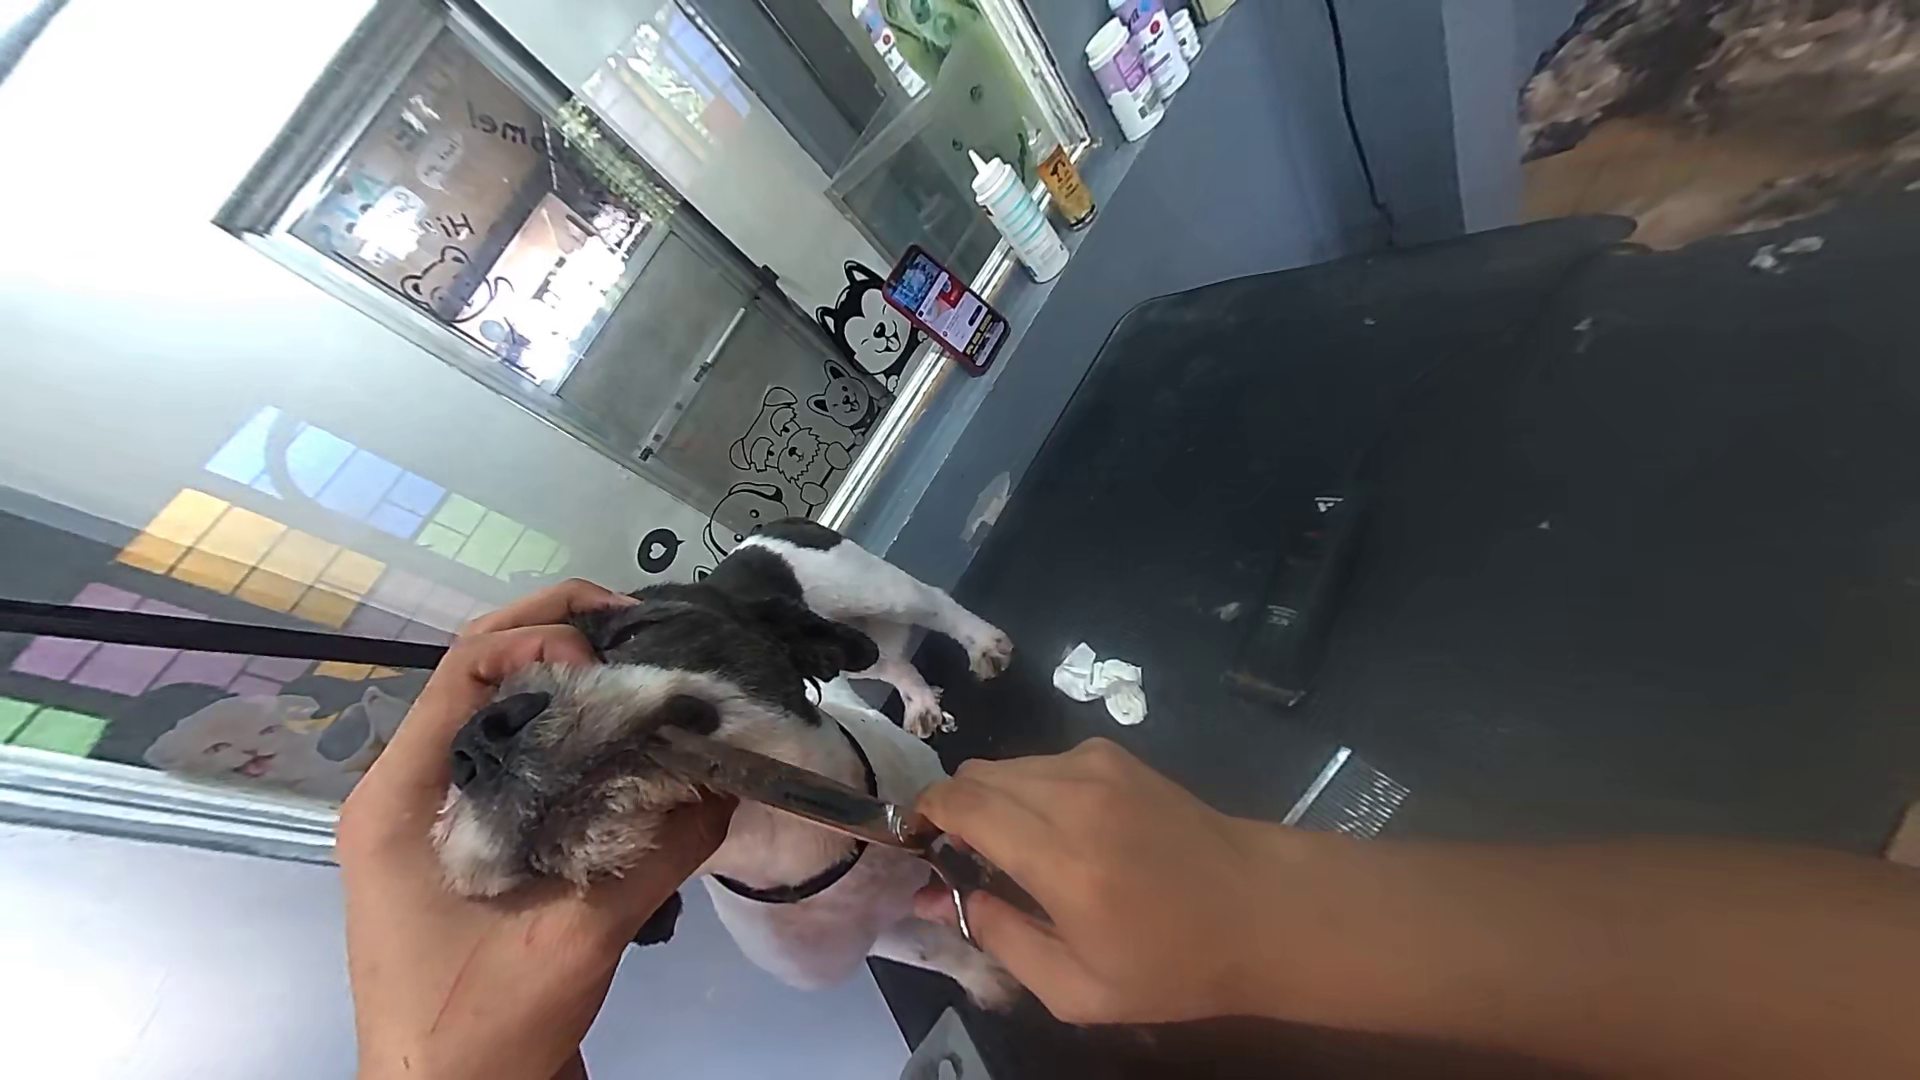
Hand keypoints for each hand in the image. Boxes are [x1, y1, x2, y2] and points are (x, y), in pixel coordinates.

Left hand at [338, 581, 732, 1079]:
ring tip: (642, 659)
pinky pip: (525, 732)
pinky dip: (576, 705)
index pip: (465, 668)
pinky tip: (629, 718)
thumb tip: (731, 778)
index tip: (609, 664)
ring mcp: (445, 797)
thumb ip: (662, 851)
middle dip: (560, 620)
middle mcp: (418, 781)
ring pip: (505, 690)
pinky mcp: (478, 816)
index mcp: (406, 798)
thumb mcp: (581, 936)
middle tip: (637, 622)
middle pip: (481, 660)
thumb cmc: (482, 1029)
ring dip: (572, 657)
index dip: (541, 639)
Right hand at [912, 738, 1280, 1023]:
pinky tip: (1064, 825)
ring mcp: (1092, 762)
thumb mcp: (1076, 988)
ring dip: (994, 799)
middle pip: (976, 774)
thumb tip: (936, 896)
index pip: (963, 803)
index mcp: (1061, 857)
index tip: (919, 839)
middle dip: (957, 809)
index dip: (926, 812)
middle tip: (971, 856)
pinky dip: (1030, 788)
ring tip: (1022, 845)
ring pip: (1006, 765)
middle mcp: (1071, 792)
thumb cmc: (1169, 962)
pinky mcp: (1108, 750)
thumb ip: (996, 936)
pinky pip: (1041, 761)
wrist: (1255, 904)